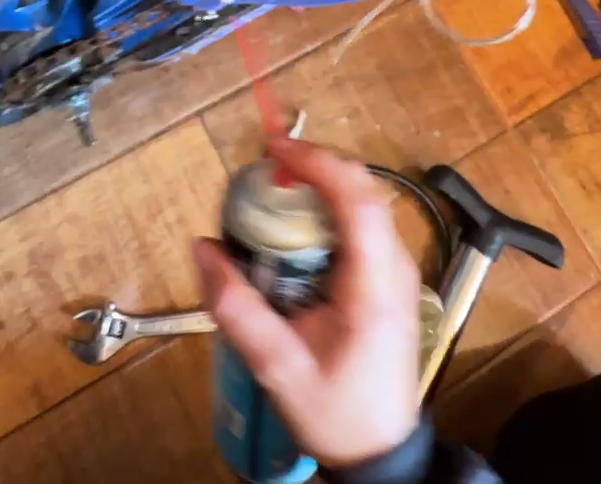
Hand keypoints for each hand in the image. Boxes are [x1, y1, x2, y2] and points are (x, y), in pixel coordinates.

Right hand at [192, 138, 423, 468]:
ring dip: (323, 181)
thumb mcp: (276, 366)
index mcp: (373, 288)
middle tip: (270, 165)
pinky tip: (297, 218)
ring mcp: (397, 271)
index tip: (276, 150)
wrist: (380, 451)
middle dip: (316, 165)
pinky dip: (329, 203)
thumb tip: (203, 248)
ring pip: (365, 200)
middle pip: (364, 190)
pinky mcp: (389, 276)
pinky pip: (362, 221)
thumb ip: (237, 308)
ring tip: (278, 183)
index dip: (319, 164)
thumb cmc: (334, 410)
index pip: (358, 202)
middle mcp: (394, 269)